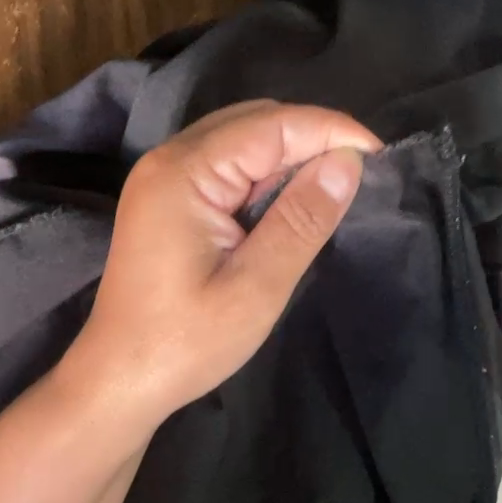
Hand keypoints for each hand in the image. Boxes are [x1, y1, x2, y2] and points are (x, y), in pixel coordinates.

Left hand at [65, 99, 379, 425]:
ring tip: (330, 192)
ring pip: (239, 142)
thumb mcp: (256, 287)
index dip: (330, 131)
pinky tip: (285, 206)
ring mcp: (161, 180)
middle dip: (311, 139)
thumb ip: (302, 220)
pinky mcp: (164, 203)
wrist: (120, 380)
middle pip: (253, 122)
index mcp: (185, 173)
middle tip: (357, 179)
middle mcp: (168, 160)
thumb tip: (348, 163)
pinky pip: (222, 169)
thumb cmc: (187, 343)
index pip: (271, 125)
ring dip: (287, 159)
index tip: (381, 157)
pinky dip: (260, 178)